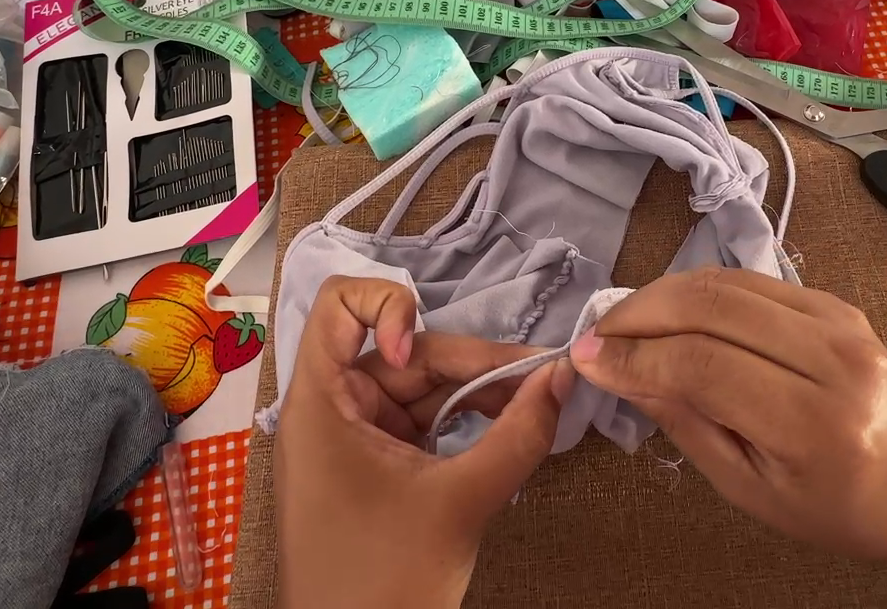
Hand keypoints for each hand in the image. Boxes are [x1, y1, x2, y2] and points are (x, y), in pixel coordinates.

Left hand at [275, 276, 572, 608]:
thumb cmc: (384, 585)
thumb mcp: (460, 503)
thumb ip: (518, 434)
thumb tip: (563, 373)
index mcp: (323, 402)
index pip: (341, 305)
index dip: (386, 308)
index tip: (413, 356)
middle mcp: (336, 405)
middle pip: (408, 351)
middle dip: (473, 362)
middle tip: (542, 372)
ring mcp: (360, 433)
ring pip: (427, 385)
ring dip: (481, 389)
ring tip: (538, 397)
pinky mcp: (383, 459)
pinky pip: (429, 417)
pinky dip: (469, 417)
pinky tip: (511, 420)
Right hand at [567, 267, 886, 562]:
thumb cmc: (842, 508)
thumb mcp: (755, 491)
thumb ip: (688, 424)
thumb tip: (624, 372)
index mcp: (819, 423)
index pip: (705, 366)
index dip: (635, 357)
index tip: (586, 359)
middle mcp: (833, 356)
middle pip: (712, 307)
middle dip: (640, 314)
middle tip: (597, 333)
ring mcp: (838, 317)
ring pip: (725, 282)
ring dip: (662, 294)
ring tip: (624, 320)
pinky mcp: (833, 299)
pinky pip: (748, 280)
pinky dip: (697, 289)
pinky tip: (670, 308)